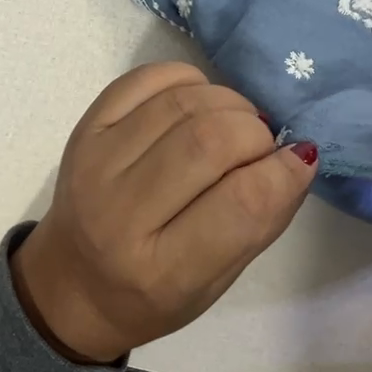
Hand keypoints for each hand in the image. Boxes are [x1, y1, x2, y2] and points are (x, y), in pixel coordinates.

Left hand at [11, 62, 318, 362]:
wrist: (71, 283)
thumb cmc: (153, 293)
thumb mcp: (217, 281)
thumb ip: (261, 220)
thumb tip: (299, 156)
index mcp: (160, 271)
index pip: (240, 204)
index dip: (283, 172)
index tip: (299, 159)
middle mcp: (120, 214)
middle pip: (209, 141)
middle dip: (254, 133)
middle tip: (261, 144)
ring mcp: (96, 162)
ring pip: (182, 102)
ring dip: (228, 103)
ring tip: (235, 123)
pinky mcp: (86, 127)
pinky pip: (148, 78)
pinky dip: (188, 80)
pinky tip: (199, 101)